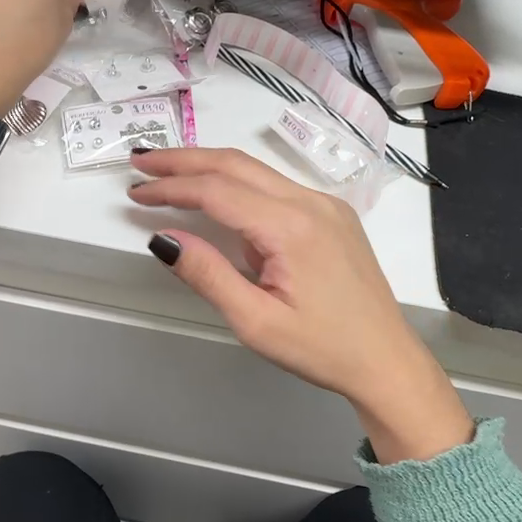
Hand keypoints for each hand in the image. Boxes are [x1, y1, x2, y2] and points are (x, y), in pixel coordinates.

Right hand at [129, 148, 474, 462]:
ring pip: (255, 170)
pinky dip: (236, 182)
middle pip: (235, 164)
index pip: (217, 190)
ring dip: (208, 167)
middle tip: (140, 162)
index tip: (135, 192)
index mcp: (291, 227)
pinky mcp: (331, 214)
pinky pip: (274, 186)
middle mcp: (310, 202)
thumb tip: (163, 238)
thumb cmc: (321, 349)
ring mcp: (325, 204)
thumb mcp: (256, 322)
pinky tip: (214, 195)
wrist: (386, 361)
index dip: (172, 187)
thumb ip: (207, 274)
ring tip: (167, 172)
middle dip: (183, 160)